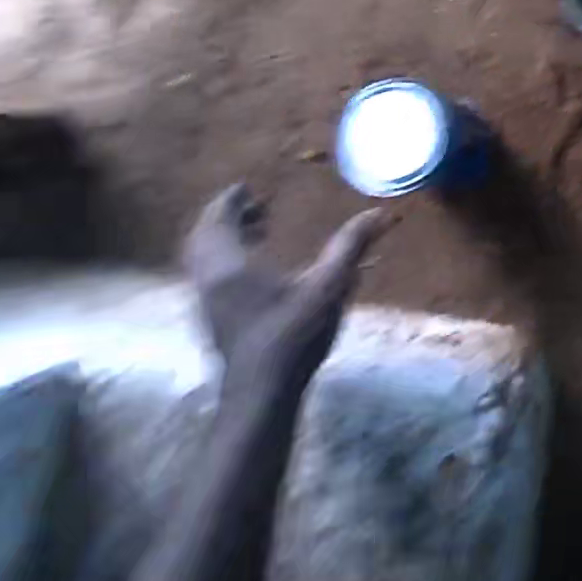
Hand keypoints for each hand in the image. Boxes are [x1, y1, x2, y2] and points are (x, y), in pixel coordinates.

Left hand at [183, 185, 394, 390]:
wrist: (262, 393)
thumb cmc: (294, 335)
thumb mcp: (329, 286)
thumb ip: (351, 246)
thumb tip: (379, 212)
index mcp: (230, 267)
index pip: (217, 222)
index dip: (229, 202)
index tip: (245, 187)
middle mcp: (210, 280)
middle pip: (203, 239)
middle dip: (224, 217)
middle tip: (251, 204)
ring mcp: (208, 302)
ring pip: (203, 258)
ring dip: (223, 237)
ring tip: (255, 228)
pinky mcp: (214, 318)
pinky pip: (210, 274)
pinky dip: (224, 257)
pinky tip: (254, 265)